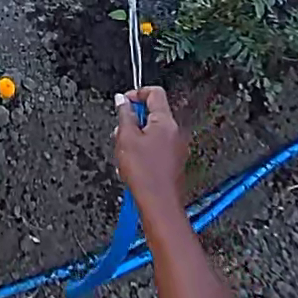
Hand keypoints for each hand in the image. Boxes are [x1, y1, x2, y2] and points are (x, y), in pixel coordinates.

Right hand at [114, 86, 187, 220]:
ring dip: (136, 136)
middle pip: (152, 113)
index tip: (123, 102)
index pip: (154, 92)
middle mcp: (175, 131)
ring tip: (125, 152)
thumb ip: (124, 114)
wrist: (158, 204)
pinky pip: (156, 146)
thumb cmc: (144, 173)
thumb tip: (122, 99)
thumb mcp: (126, 138)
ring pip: (152, 130)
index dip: (136, 93)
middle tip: (121, 132)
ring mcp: (176, 146)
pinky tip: (133, 164)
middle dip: (133, 120)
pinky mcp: (174, 160)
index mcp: (166, 121)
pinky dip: (144, 149)